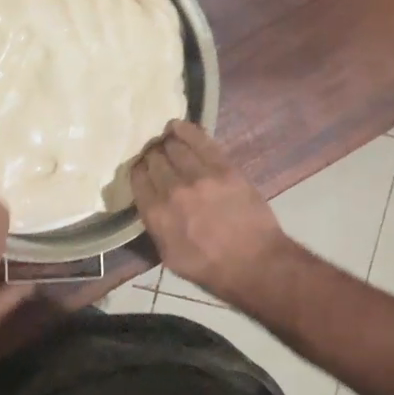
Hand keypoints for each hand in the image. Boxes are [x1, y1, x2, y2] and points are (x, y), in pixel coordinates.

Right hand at [131, 121, 290, 302]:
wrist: (255, 263)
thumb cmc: (211, 268)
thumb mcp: (170, 257)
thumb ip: (156, 227)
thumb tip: (151, 205)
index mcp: (157, 215)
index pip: (138, 180)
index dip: (139, 171)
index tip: (142, 169)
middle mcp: (173, 191)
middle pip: (155, 160)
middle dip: (152, 155)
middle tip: (155, 153)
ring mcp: (200, 177)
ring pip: (175, 147)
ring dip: (167, 142)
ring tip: (166, 138)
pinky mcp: (224, 168)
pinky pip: (200, 141)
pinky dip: (186, 130)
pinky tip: (177, 125)